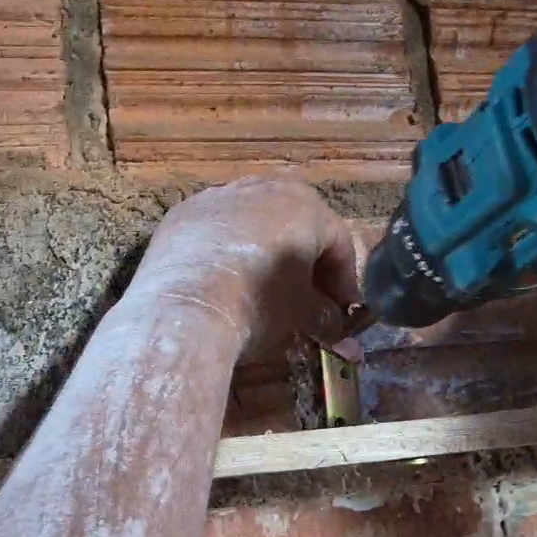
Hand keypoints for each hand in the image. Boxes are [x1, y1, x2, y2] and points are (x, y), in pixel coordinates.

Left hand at [126, 177, 359, 354]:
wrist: (185, 309)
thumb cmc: (259, 305)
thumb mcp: (301, 315)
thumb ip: (329, 322)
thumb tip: (352, 349)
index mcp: (306, 205)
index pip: (339, 244)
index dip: (343, 283)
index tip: (341, 313)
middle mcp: (266, 188)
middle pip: (298, 227)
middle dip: (306, 265)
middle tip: (306, 301)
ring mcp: (220, 195)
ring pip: (256, 224)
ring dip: (266, 255)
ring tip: (263, 291)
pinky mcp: (185, 212)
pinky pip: (218, 230)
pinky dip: (228, 252)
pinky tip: (223, 281)